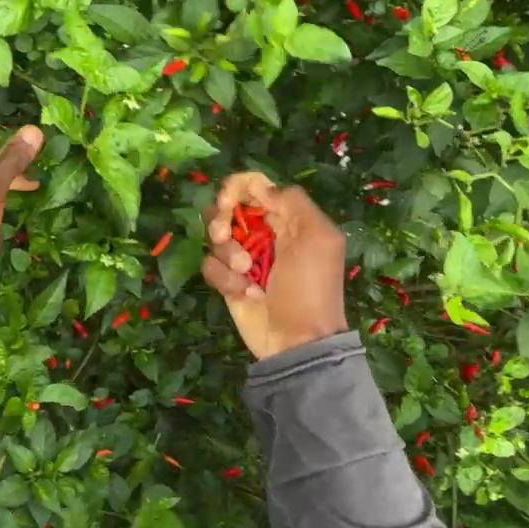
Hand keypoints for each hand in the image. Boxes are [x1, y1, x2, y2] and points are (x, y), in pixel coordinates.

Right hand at [201, 172, 349, 358]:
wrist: (298, 340)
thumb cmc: (311, 286)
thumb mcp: (318, 237)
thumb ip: (292, 202)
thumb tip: (260, 186)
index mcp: (287, 218)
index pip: (254, 186)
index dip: (237, 187)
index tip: (229, 200)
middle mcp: (263, 233)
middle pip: (227, 208)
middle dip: (222, 219)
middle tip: (224, 234)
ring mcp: (243, 257)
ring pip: (214, 237)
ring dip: (228, 254)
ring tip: (246, 272)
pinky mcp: (228, 281)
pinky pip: (210, 266)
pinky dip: (225, 279)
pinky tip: (246, 294)